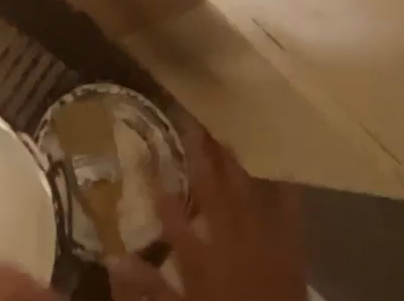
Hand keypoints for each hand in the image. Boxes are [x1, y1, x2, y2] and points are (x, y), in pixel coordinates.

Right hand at [108, 127, 306, 300]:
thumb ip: (149, 283)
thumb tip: (112, 259)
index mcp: (200, 257)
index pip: (171, 212)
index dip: (157, 180)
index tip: (145, 150)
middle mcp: (228, 238)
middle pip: (210, 188)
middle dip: (198, 154)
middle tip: (189, 121)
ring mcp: (262, 238)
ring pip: (244, 190)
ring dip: (232, 161)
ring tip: (221, 133)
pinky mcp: (290, 246)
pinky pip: (288, 209)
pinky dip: (284, 186)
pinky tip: (281, 164)